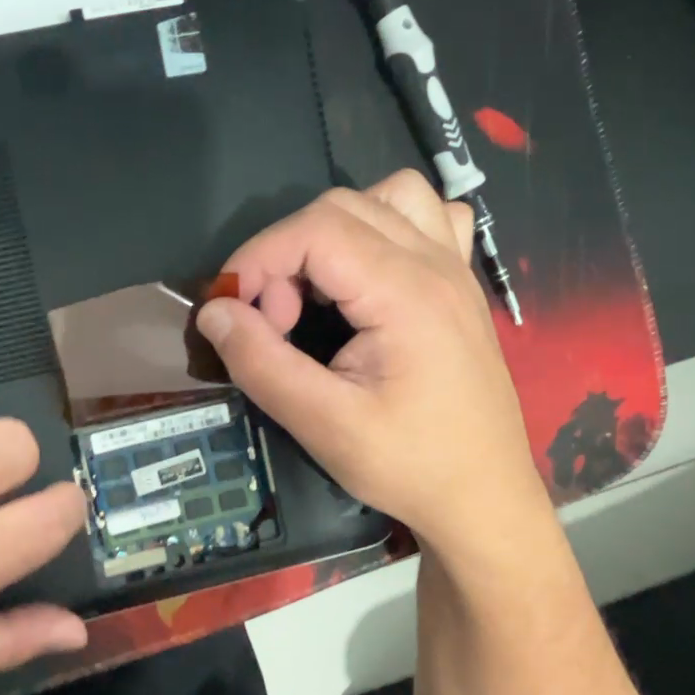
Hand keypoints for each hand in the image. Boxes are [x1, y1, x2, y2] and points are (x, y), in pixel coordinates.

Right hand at [195, 171, 546, 550]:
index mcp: (406, 293)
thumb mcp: (321, 424)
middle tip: (272, 324)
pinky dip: (384, 229)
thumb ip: (262, 363)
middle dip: (285, 254)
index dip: (257, 257)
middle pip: (341, 207)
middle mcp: (435, 264)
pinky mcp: (458, 287)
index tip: (228, 310)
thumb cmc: (406, 464)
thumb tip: (213, 312)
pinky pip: (427, 218)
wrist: (481, 495)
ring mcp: (454, 270)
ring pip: (386, 198)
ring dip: (331, 233)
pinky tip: (366, 279)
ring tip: (313, 294)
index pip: (316, 228)